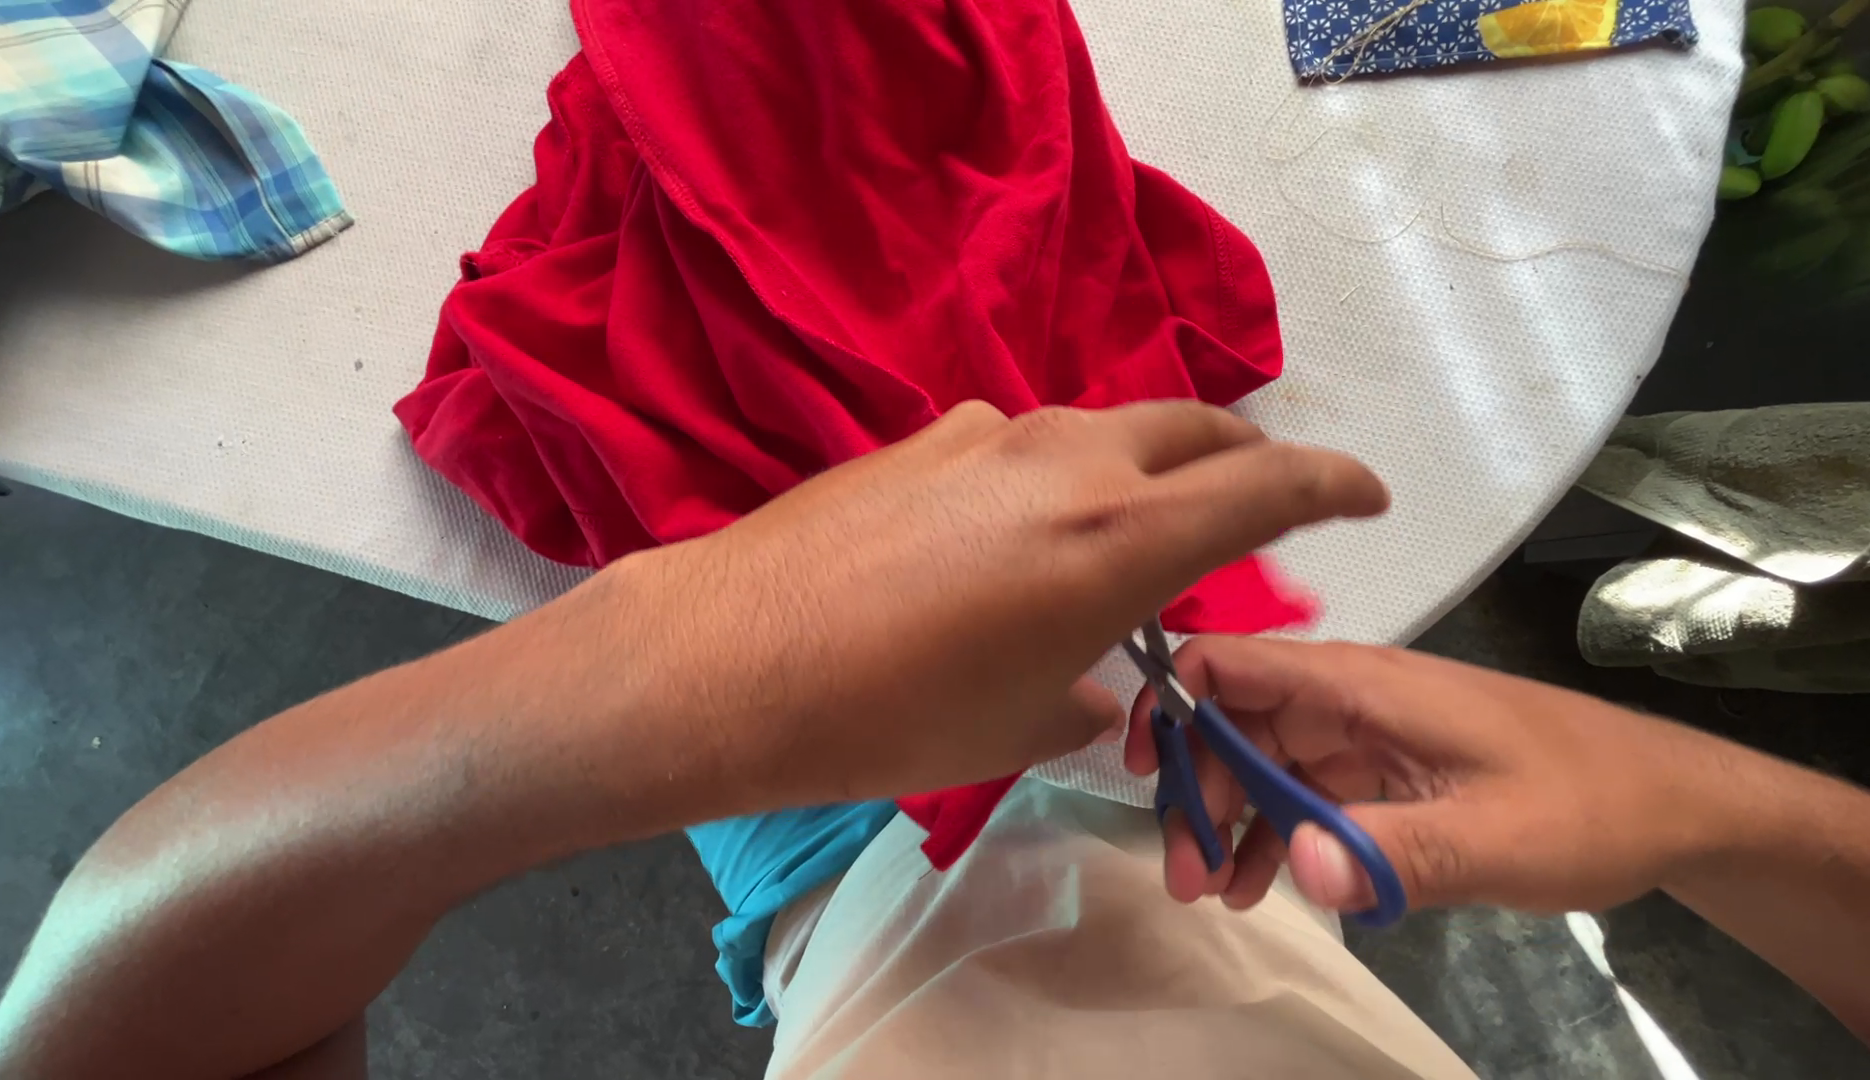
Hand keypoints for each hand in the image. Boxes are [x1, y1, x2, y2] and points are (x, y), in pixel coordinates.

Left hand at [578, 400, 1386, 811]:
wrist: (735, 659)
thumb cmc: (889, 716)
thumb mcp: (1019, 724)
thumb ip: (1086, 683)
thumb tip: (1094, 673)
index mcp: (1118, 535)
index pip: (1267, 484)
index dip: (1333, 484)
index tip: (1365, 495)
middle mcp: (1066, 460)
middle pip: (1192, 428)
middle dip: (1242, 457)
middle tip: (1256, 498)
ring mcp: (987, 436)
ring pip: (1102, 431)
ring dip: (1137, 467)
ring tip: (1122, 527)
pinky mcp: (923, 438)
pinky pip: (1019, 445)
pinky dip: (1049, 477)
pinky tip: (1007, 528)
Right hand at [1123, 638, 1749, 914]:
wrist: (1673, 805)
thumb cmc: (1586, 799)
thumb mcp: (1500, 837)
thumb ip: (1396, 852)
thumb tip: (1293, 866)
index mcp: (1351, 682)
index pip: (1227, 662)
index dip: (1169, 700)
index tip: (1140, 766)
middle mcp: (1333, 698)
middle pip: (1226, 726)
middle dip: (1194, 792)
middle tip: (1185, 873)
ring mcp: (1345, 734)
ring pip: (1251, 764)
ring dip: (1222, 821)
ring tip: (1209, 890)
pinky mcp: (1362, 769)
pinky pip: (1292, 795)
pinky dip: (1266, 836)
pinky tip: (1256, 885)